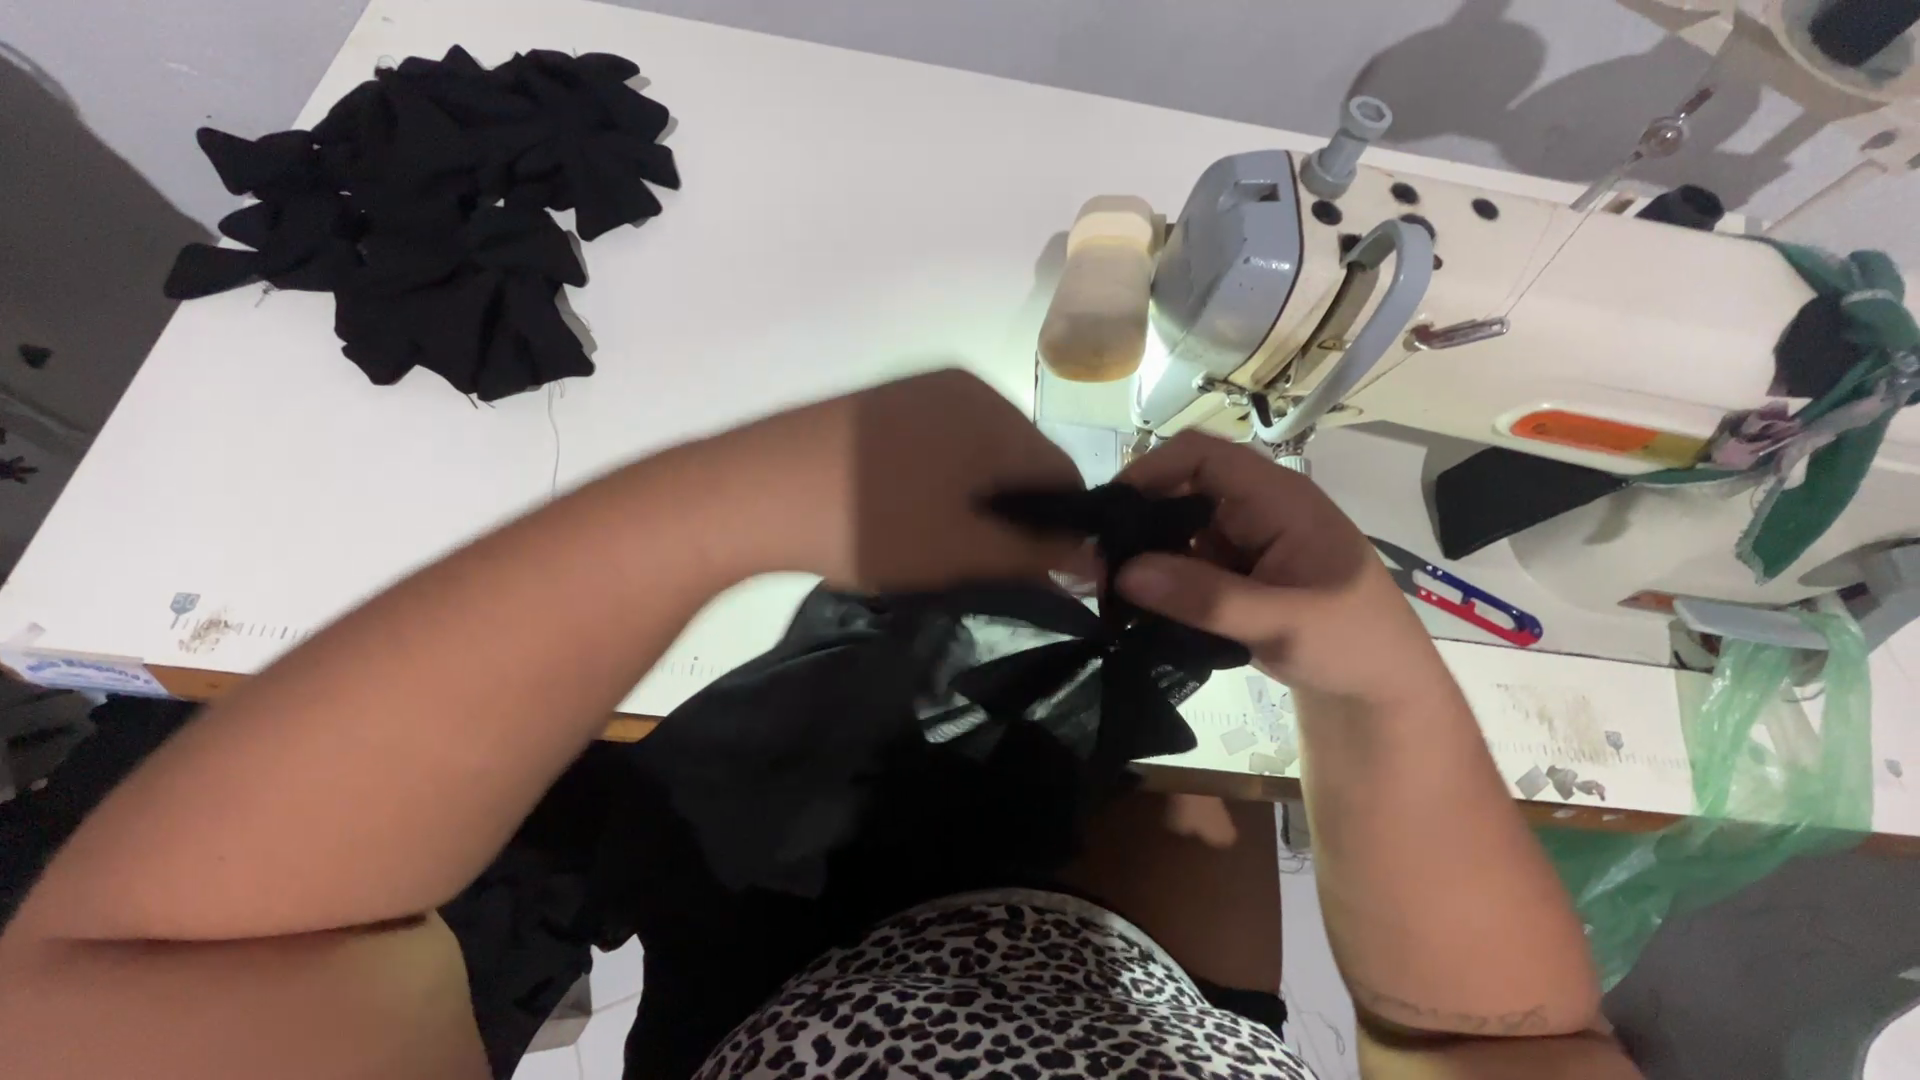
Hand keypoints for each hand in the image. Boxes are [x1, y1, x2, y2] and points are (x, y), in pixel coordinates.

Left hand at [727, 368, 1084, 591]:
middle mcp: (963, 385)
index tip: (1033, 573)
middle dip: (1011, 514)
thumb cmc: (869, 524)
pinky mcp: (876, 404)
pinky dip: (935, 482)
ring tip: (931, 544)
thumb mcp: (962, 551)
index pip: (1063, 474)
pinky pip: (934, 445)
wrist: (747, 493)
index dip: (1059, 530)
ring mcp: (914, 389)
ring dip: (971, 501)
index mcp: (993, 411)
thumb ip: (1037, 556)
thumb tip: (1096, 562)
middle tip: (976, 564)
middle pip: (1018, 460)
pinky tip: (899, 513)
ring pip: (974, 454)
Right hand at [1111, 431, 1444, 701]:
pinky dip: (1161, 577)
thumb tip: (1124, 573)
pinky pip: (1186, 561)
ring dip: (1146, 552)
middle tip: (1099, 560)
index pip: (1203, 455)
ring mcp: (1245, 540)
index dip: (1152, 470)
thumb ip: (1206, 599)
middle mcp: (1257, 508)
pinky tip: (1138, 604)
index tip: (1109, 511)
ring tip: (1111, 587)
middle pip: (1182, 488)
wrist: (1382, 691)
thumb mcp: (1283, 623)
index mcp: (1278, 498)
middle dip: (1139, 517)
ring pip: (1178, 527)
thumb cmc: (1351, 645)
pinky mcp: (1235, 572)